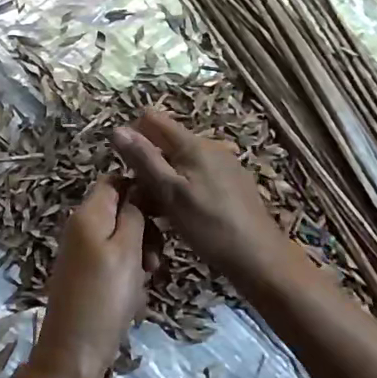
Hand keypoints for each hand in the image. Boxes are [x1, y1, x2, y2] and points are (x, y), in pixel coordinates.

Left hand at [34, 179, 147, 377]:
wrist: (75, 349)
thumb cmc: (105, 295)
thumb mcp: (126, 249)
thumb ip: (132, 215)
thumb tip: (135, 190)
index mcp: (87, 214)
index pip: (113, 181)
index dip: (139, 189)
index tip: (163, 211)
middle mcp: (81, 227)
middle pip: (120, 212)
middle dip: (144, 230)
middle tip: (156, 257)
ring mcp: (82, 252)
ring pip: (121, 240)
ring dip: (140, 256)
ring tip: (149, 278)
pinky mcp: (87, 275)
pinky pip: (115, 263)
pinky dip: (129, 275)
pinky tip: (136, 296)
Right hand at [111, 109, 303, 283]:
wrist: (260, 258)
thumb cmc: (210, 226)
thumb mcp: (169, 193)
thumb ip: (143, 159)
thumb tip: (116, 129)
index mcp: (193, 144)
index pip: (152, 119)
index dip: (132, 135)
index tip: (125, 166)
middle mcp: (209, 147)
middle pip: (164, 142)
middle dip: (146, 163)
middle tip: (139, 197)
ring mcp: (222, 165)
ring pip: (178, 162)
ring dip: (162, 180)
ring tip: (156, 212)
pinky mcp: (230, 184)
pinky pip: (195, 176)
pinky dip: (180, 189)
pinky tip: (179, 215)